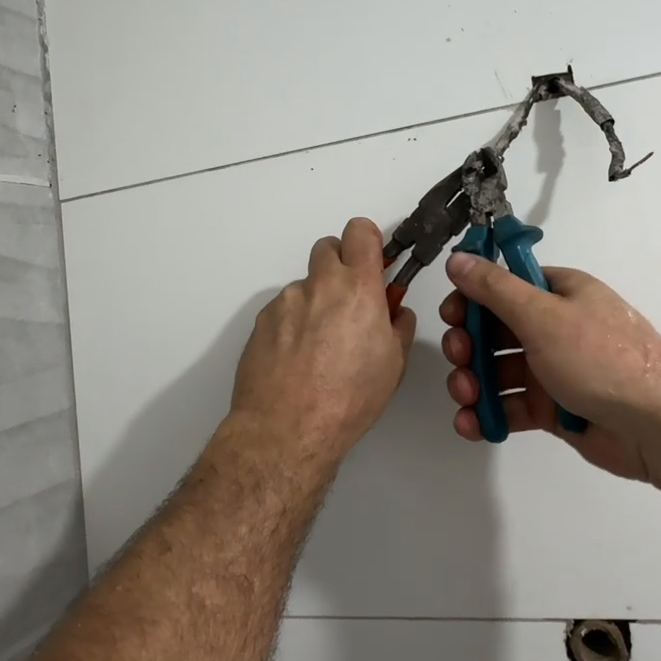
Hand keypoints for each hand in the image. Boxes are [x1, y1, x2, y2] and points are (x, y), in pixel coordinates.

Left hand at [229, 218, 417, 461]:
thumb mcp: (393, 364)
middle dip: (340, 265)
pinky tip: (297, 359)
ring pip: (305, 284)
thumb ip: (397, 326)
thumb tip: (394, 311)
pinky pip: (284, 309)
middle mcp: (320, 285)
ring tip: (320, 346)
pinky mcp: (262, 320)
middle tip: (349, 301)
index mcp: (358, 289)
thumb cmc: (347, 399)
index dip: (368, 241)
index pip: (360, 232)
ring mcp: (286, 301)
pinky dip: (293, 324)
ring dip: (316, 301)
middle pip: (328, 247)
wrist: (286, 429)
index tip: (373, 260)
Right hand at [439, 253, 660, 481]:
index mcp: (560, 294)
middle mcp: (556, 327)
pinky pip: (512, 406)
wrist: (659, 428)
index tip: (452, 315)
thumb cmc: (601, 358)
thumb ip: (494, 288)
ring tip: (465, 398)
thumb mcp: (543, 315)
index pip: (504, 286)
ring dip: (473, 382)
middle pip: (495, 330)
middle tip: (458, 358)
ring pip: (498, 372)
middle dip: (468, 345)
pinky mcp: (555, 409)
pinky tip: (471, 424)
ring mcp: (555, 369)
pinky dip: (489, 414)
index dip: (472, 298)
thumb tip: (457, 258)